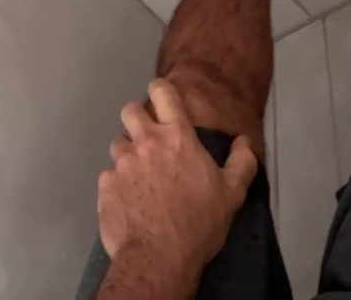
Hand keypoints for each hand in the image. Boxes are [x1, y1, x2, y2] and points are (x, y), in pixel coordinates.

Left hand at [97, 80, 257, 297]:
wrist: (158, 260)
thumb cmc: (198, 223)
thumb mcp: (232, 194)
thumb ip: (241, 162)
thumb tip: (244, 140)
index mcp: (177, 136)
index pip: (162, 92)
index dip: (160, 90)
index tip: (162, 98)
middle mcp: (146, 141)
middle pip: (130, 110)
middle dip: (137, 119)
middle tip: (148, 139)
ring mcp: (122, 162)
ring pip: (118, 144)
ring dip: (128, 154)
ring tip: (139, 177)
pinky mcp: (106, 185)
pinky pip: (109, 175)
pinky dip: (117, 184)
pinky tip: (129, 202)